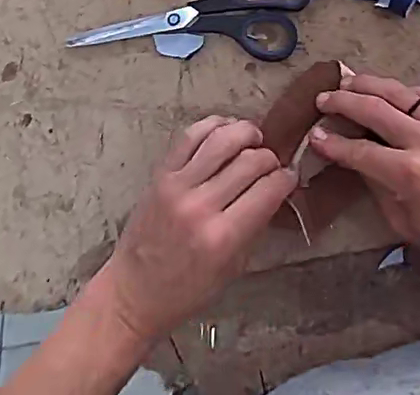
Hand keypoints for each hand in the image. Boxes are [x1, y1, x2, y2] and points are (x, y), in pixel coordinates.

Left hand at [102, 116, 297, 337]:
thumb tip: (279, 187)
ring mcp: (178, 186)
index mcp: (222, 237)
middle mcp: (201, 206)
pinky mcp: (161, 174)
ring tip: (253, 141)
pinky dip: (216, 125)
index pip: (270, 188)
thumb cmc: (186, 290)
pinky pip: (193, 135)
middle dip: (271, 159)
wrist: (130, 295)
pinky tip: (226, 132)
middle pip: (252, 160)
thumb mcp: (234, 267)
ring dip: (248, 133)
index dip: (287, 178)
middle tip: (271, 166)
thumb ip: (258, 222)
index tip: (289, 178)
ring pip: (225, 138)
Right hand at [308, 74, 419, 273]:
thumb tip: (352, 156)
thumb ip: (375, 184)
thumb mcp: (401, 220)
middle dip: (344, 101)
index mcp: (410, 173)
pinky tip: (382, 90)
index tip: (313, 134)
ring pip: (398, 91)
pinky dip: (398, 90)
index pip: (361, 150)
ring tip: (346, 80)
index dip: (333, 143)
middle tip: (322, 98)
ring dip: (369, 83)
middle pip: (375, 108)